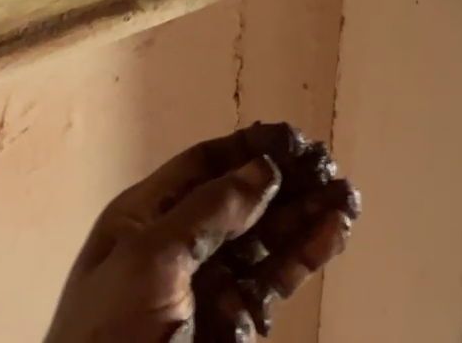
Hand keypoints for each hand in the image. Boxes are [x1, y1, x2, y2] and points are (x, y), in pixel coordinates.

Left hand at [44, 123, 356, 342]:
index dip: (247, 149)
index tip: (293, 138)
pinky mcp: (235, 325)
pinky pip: (275, 280)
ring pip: (266, 239)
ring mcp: (209, 286)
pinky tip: (334, 234)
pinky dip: (306, 255)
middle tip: (329, 165)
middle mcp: (180, 244)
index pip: (202, 166)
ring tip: (348, 197)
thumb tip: (262, 169)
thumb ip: (208, 211)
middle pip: (241, 199)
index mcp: (145, 218)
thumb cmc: (113, 333)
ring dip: (306, 215)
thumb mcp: (149, 259)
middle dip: (285, 180)